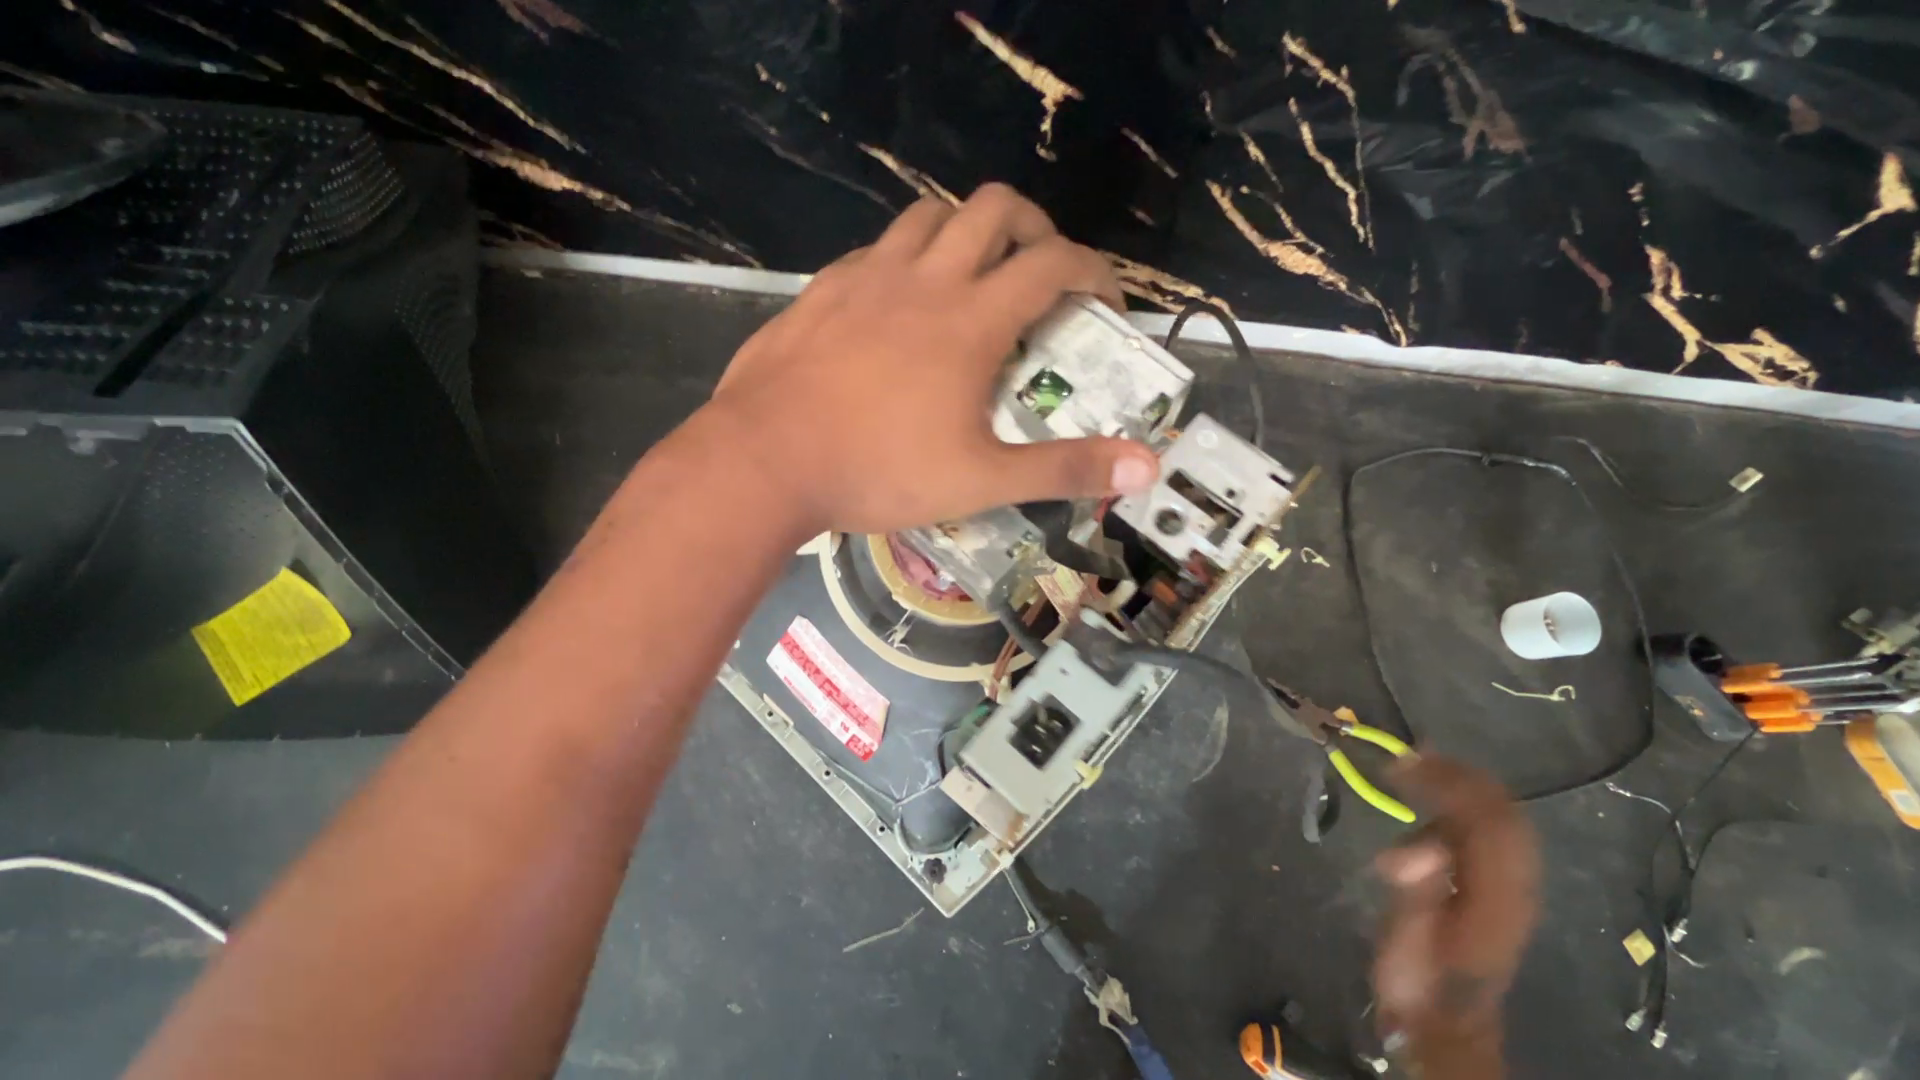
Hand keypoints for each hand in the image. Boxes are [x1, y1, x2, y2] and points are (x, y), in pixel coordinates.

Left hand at [702, 184, 1161, 536]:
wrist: (762, 461)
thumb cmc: (877, 471)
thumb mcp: (981, 481)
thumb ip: (1064, 469)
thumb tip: (1148, 468)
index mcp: (971, 319)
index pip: (1053, 263)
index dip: (1093, 270)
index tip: (1105, 300)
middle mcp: (924, 279)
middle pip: (993, 207)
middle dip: (1032, 225)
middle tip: (1040, 271)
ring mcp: (865, 276)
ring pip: (928, 214)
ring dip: (965, 230)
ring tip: (973, 275)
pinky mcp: (821, 289)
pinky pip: (876, 248)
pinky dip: (905, 257)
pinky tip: (899, 303)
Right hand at [1373, 757, 1539, 1073]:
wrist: (1447, 1024)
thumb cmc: (1419, 983)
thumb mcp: (1407, 943)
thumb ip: (1416, 894)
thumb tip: (1418, 850)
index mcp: (1496, 896)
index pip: (1486, 822)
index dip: (1446, 784)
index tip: (1399, 766)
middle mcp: (1516, 885)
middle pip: (1502, 812)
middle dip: (1457, 776)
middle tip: (1410, 757)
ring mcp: (1515, 887)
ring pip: (1501, 819)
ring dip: (1460, 788)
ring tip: (1413, 772)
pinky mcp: (1504, 889)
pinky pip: (1495, 833)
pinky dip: (1466, 807)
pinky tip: (1432, 804)